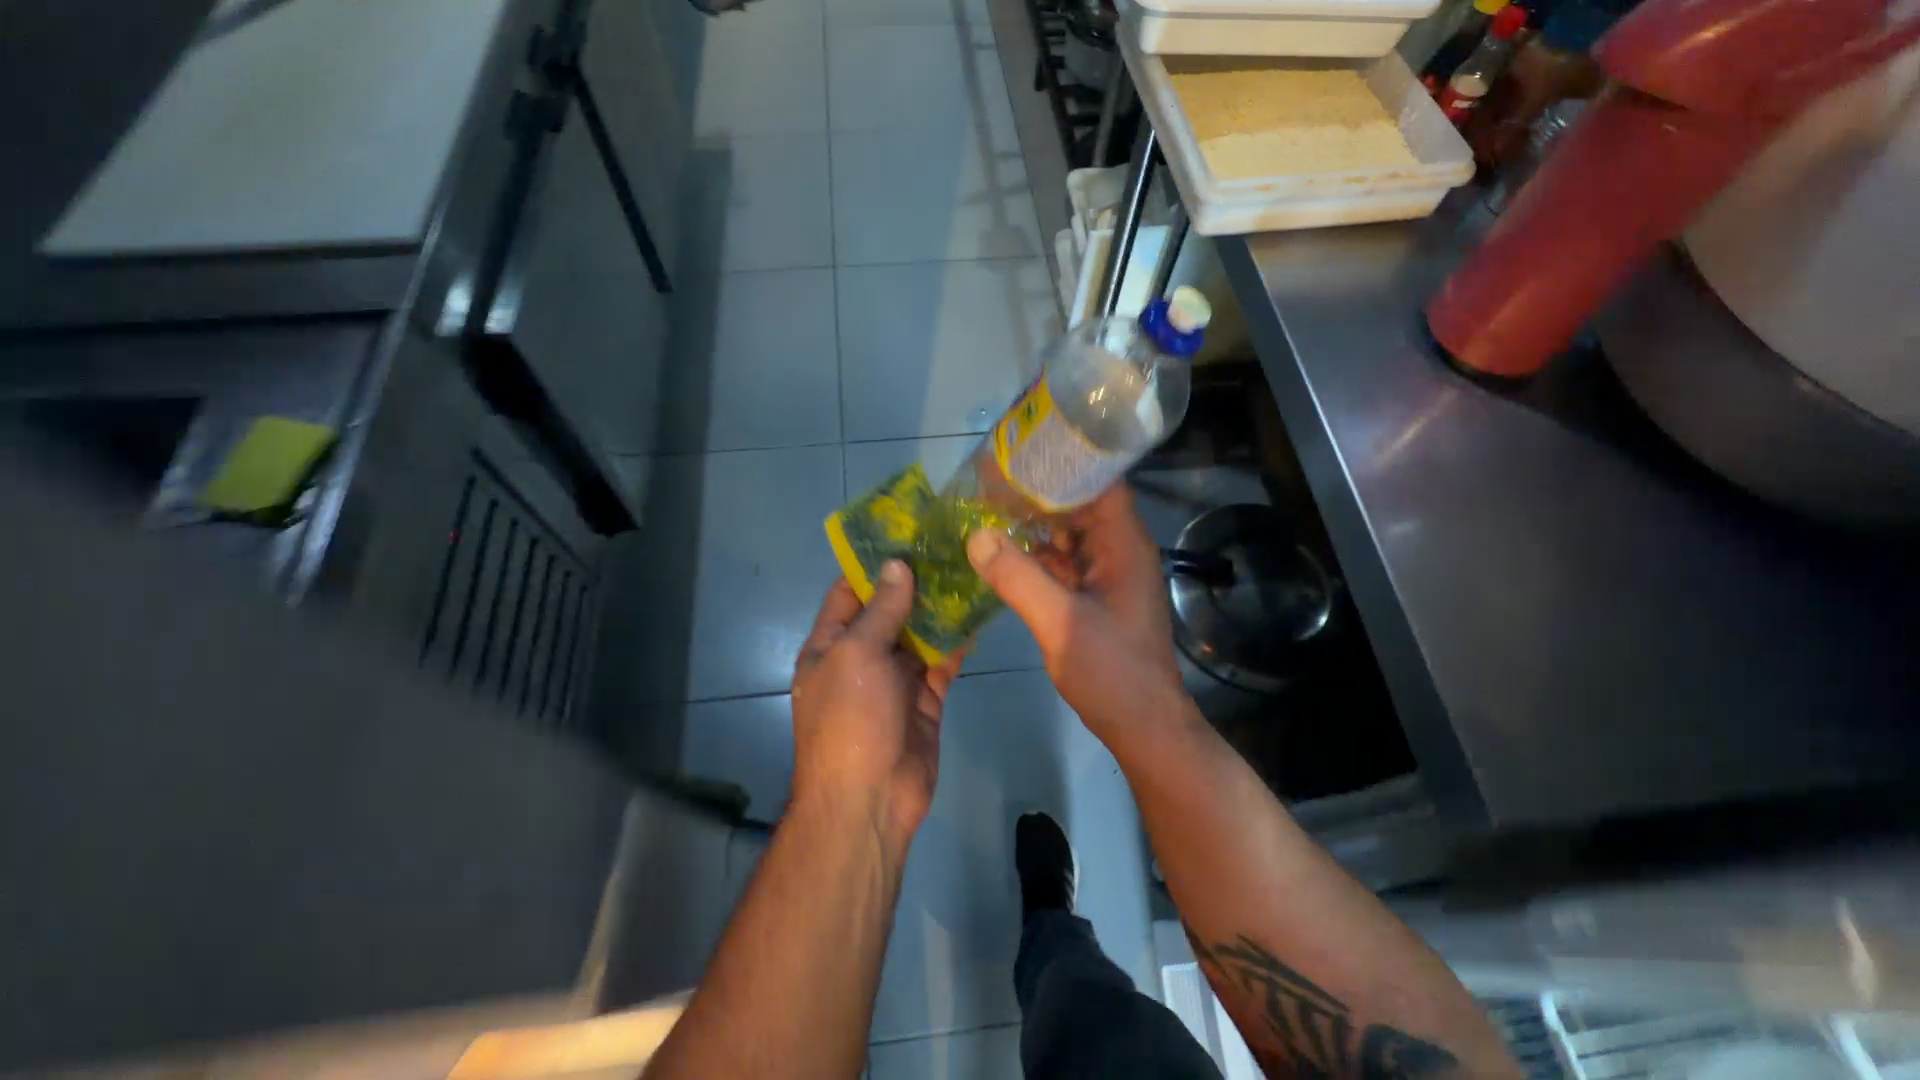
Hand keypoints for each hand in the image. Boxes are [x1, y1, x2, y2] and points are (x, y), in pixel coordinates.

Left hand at [791, 562, 960, 849]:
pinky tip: (979, 614)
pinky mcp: (925, 701)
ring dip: (940, 609)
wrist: (870, 799)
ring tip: (971, 570)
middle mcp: (860, 659)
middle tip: (952, 546)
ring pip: (919, 636)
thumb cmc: (850, 720)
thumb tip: (896, 566)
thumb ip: (880, 610)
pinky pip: (942, 664)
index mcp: (829, 646)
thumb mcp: (856, 655)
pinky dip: (957, 643)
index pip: (849, 593)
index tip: (909, 533)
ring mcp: (894, 681)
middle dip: (916, 583)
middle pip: (889, 612)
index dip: (875, 564)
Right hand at [966, 486, 1190, 745]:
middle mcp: (1120, 552)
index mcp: (1123, 546)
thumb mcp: (1060, 623)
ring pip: (1070, 536)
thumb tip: (976, 536)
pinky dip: (1038, 556)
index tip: (1022, 451)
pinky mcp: (1097, 600)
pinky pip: (1066, 565)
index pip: (1100, 482)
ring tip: (988, 508)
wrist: (1145, 726)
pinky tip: (1003, 553)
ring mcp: (1109, 577)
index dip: (1065, 463)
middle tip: (991, 478)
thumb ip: (1018, 578)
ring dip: (1035, 524)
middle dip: (1039, 492)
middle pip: (1082, 505)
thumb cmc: (1112, 672)